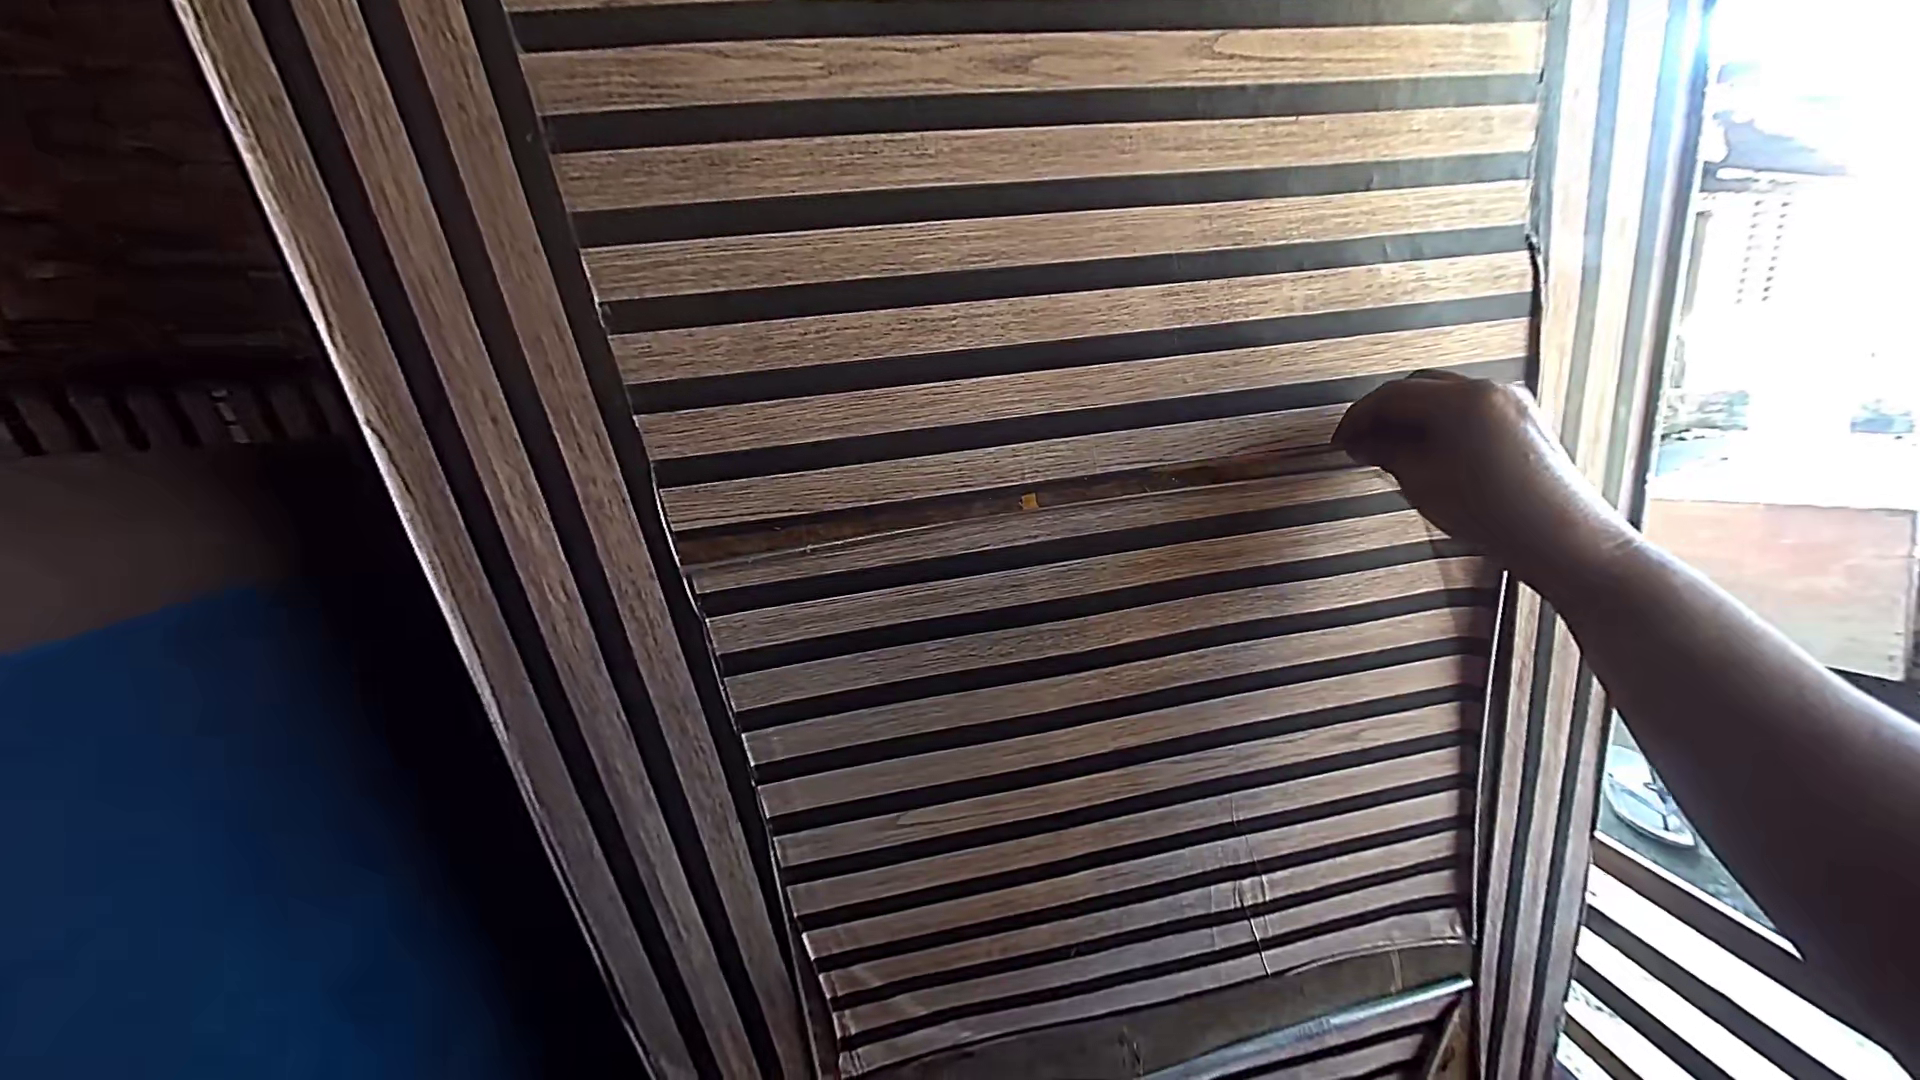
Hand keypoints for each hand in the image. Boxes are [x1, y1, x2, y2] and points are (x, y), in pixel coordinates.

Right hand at [1332, 371, 1638, 583]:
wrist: (1557, 537)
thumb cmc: (1493, 511)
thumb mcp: (1420, 480)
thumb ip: (1385, 452)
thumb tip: (1363, 443)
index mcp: (1460, 400)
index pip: (1390, 395)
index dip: (1356, 418)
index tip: (1340, 438)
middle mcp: (1488, 391)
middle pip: (1416, 387)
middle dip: (1381, 412)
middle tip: (1358, 441)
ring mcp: (1510, 403)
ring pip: (1440, 395)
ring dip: (1408, 416)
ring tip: (1386, 449)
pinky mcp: (1521, 420)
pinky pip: (1465, 408)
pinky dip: (1436, 421)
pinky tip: (1422, 449)